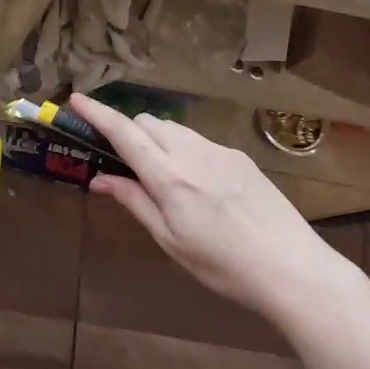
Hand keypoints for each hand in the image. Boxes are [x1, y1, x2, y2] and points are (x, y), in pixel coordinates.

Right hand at [70, 94, 353, 316]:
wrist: (294, 269)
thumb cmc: (224, 266)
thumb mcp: (171, 241)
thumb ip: (135, 203)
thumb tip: (100, 179)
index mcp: (170, 177)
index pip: (124, 133)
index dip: (97, 114)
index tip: (75, 99)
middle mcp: (193, 153)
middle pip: (149, 123)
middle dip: (128, 131)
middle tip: (120, 162)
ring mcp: (221, 152)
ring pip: (175, 129)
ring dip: (156, 140)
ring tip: (160, 178)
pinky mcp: (241, 158)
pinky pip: (200, 142)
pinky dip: (183, 150)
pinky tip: (197, 187)